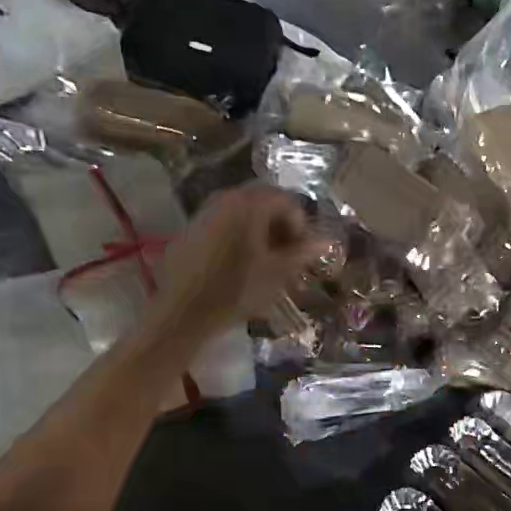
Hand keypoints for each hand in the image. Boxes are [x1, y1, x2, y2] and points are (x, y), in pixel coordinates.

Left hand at [151, 184, 314, 336]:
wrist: (183, 311)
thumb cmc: (237, 291)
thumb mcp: (277, 273)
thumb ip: (302, 253)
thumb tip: (326, 241)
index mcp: (250, 205)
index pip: (287, 201)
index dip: (301, 226)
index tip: (304, 252)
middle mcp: (226, 199)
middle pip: (264, 203)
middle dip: (281, 227)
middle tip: (289, 256)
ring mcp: (205, 212)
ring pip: (243, 213)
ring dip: (261, 232)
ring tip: (268, 262)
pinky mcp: (191, 228)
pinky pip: (224, 223)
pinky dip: (240, 236)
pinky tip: (241, 264)